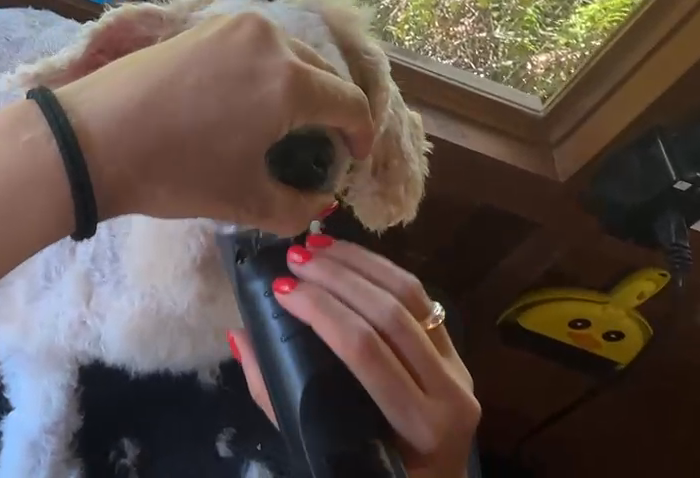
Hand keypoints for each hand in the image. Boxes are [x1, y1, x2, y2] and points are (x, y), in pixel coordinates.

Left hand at [55, 12, 373, 234]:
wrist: (93, 137)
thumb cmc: (175, 171)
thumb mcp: (245, 201)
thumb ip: (299, 208)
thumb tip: (321, 201)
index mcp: (290, 80)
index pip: (350, 103)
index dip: (361, 135)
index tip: (354, 159)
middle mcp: (269, 39)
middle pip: (321, 73)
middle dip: (329, 109)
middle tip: (318, 146)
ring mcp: (233, 25)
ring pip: (287, 54)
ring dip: (297, 85)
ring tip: (282, 121)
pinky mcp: (202, 24)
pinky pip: (254, 45)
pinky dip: (264, 69)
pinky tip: (245, 97)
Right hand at [230, 239, 478, 477]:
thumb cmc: (371, 475)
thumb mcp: (325, 452)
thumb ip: (278, 399)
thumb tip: (241, 338)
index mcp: (419, 428)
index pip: (366, 351)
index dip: (322, 311)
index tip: (279, 290)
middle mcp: (449, 393)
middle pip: (389, 314)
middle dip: (335, 278)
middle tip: (292, 258)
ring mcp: (458, 366)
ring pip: (409, 294)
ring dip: (357, 262)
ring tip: (315, 244)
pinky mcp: (455, 347)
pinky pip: (419, 295)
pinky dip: (378, 267)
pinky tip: (346, 254)